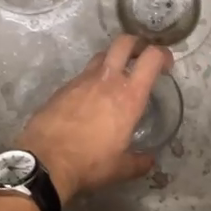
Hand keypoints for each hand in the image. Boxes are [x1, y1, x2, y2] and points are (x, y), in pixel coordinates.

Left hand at [14, 35, 169, 203]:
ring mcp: (82, 79)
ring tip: (115, 79)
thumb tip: (149, 161)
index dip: (163, 54)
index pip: (151, 58)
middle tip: (141, 58)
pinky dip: (92, 79)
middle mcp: (107, 79)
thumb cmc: (89, 162)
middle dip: (137, 44)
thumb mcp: (120, 168)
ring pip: (102, 55)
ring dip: (113, 60)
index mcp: (129, 96)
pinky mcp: (64, 86)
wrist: (44, 160)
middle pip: (124, 42)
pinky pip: (83, 75)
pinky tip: (90, 99)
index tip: (166, 66)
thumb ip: (139, 162)